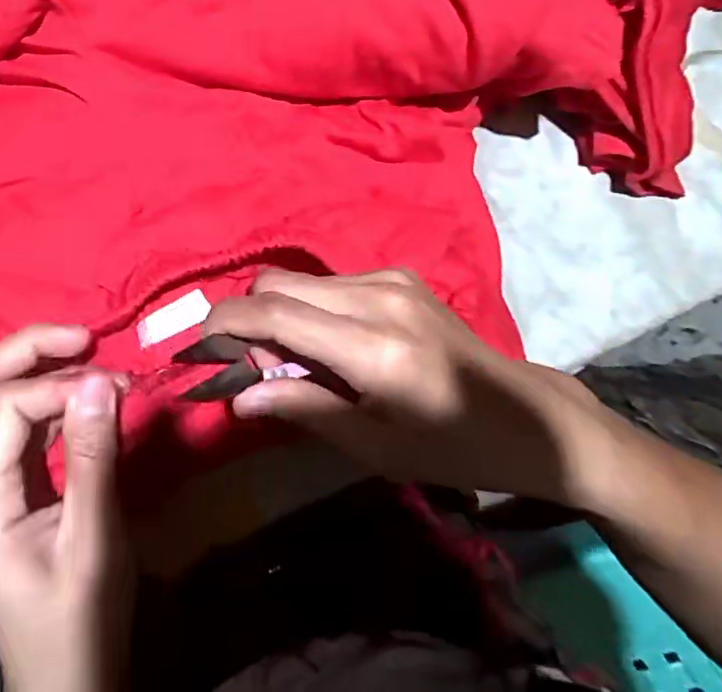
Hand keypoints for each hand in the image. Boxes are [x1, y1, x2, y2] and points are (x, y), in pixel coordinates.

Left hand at [0, 325, 133, 691]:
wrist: (63, 681)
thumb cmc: (79, 619)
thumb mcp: (94, 538)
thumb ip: (93, 455)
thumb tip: (100, 377)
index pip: (6, 408)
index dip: (61, 384)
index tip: (116, 386)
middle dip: (28, 349)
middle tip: (86, 336)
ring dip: (37, 370)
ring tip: (94, 363)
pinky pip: (10, 424)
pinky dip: (46, 399)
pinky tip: (83, 400)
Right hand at [200, 268, 629, 506]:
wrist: (524, 415)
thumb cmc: (450, 446)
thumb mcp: (374, 446)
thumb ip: (303, 408)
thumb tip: (236, 395)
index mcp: (373, 346)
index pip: (275, 313)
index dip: (225, 323)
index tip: (197, 346)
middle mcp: (377, 296)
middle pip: (278, 283)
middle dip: (247, 317)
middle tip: (248, 366)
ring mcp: (391, 279)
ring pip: (302, 280)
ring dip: (279, 313)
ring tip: (291, 360)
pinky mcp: (399, 275)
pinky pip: (330, 283)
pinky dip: (310, 307)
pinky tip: (328, 344)